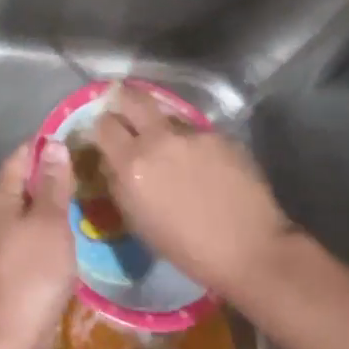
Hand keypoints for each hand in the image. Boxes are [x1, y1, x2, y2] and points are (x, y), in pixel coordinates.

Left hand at [0, 141, 76, 348]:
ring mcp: (6, 237)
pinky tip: (81, 228)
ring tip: (96, 191)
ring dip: (60, 200)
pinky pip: (39, 231)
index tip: (83, 138)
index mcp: (0, 194)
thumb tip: (53, 143)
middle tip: (98, 165)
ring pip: (35, 207)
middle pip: (28, 179)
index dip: (49, 144)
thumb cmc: (32, 271)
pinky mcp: (17, 261)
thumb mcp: (48, 221)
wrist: (11, 333)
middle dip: (57, 171)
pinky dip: (58, 226)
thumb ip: (52, 182)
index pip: (23, 154)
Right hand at [93, 88, 295, 295]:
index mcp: (131, 164)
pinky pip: (196, 133)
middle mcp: (159, 140)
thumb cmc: (185, 248)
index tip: (105, 133)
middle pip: (133, 99)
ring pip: (168, 117)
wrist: (247, 249)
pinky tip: (203, 164)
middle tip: (123, 106)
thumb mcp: (137, 221)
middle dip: (124, 98)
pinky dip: (192, 144)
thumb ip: (119, 184)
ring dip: (162, 127)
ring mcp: (193, 135)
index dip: (101, 126)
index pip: (104, 125)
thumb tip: (111, 163)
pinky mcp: (221, 137)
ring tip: (171, 147)